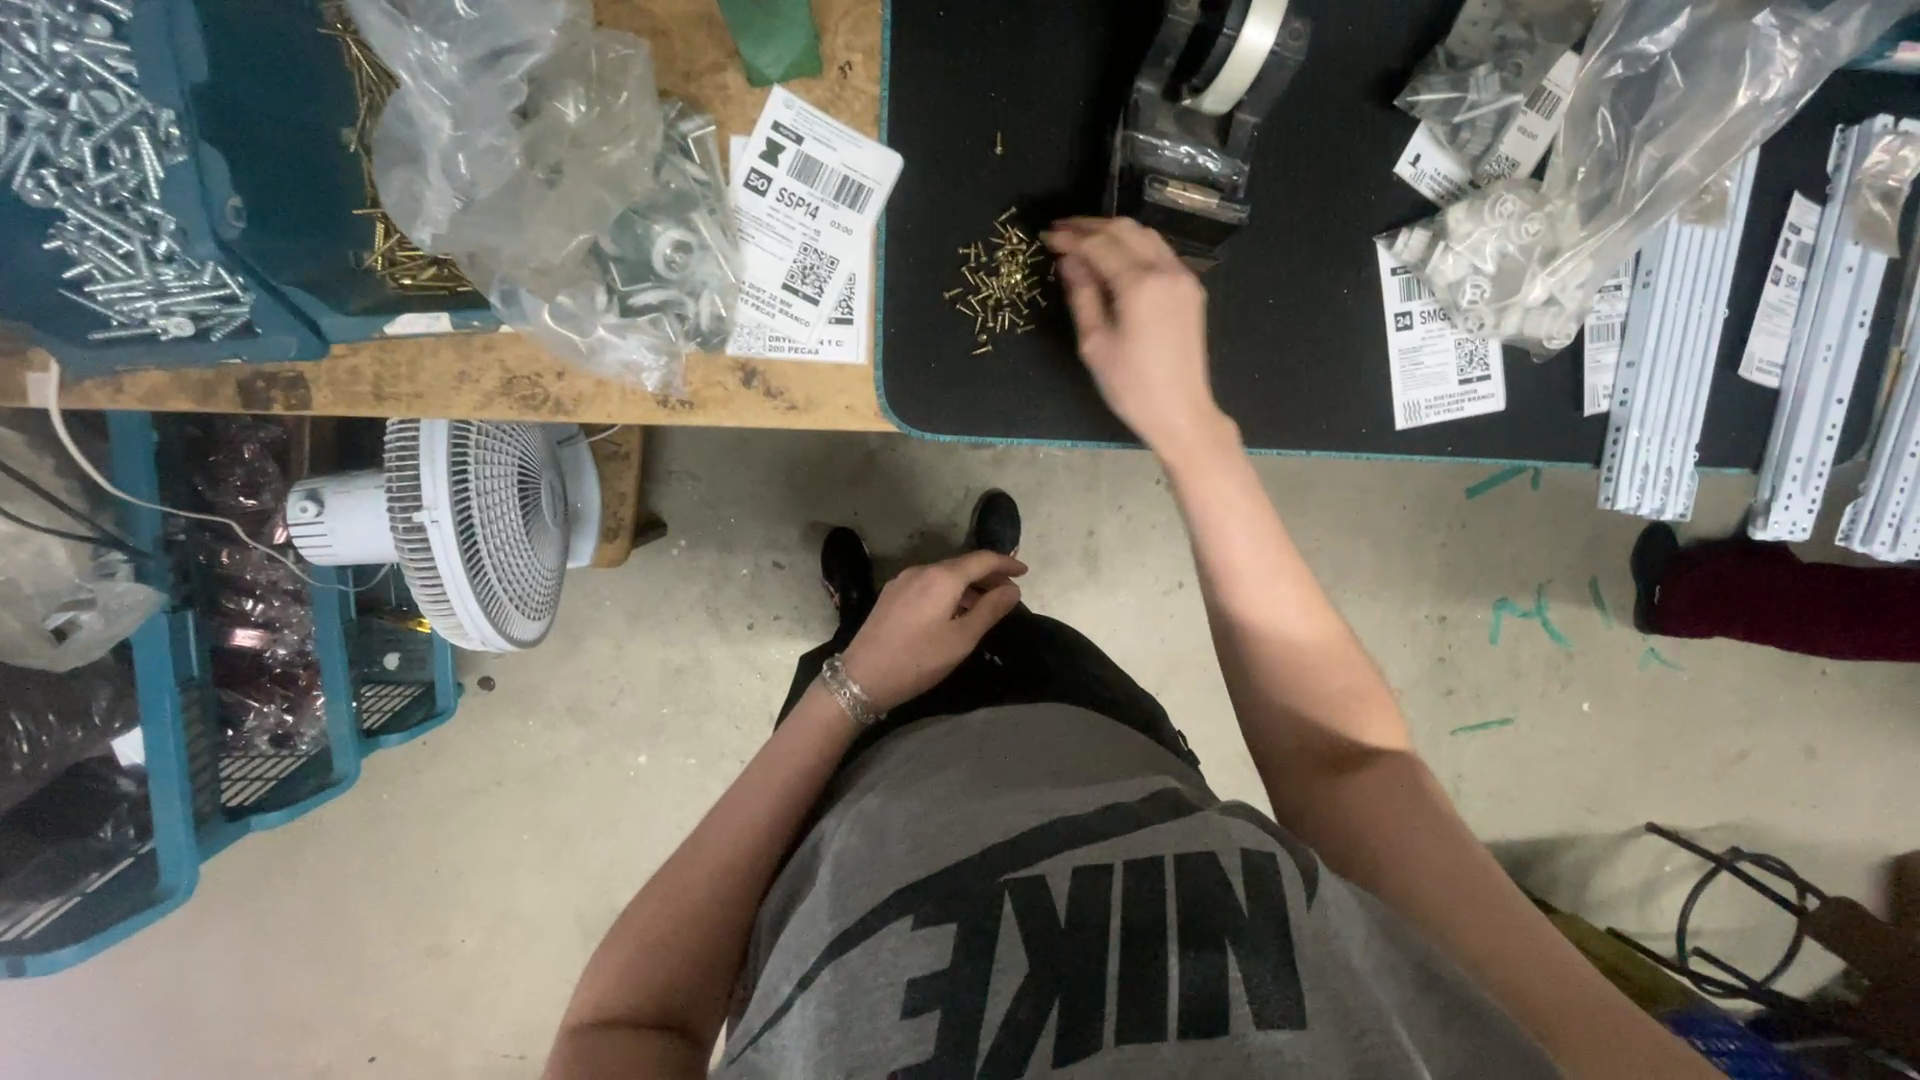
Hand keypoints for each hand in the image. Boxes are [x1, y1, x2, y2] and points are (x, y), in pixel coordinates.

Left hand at [839, 550, 1026, 712]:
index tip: (1025, 572)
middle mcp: (922, 570)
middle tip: (1009, 592)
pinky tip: (954, 610)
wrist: (862, 677)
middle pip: (962, 564)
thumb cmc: (918, 660)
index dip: (1006, 563)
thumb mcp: (962, 639)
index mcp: (942, 577)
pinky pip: (928, 584)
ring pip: (944, 575)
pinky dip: (949, 591)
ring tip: (985, 604)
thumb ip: (990, 610)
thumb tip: (1012, 589)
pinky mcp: (891, 595)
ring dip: (968, 585)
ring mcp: (903, 581)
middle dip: (988, 575)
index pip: (982, 559)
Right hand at [1043, 217, 1234, 457]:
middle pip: (1124, 230)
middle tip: (1061, 231)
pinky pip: (1160, 252)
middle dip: (1090, 226)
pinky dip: (1134, 246)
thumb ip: (1081, 296)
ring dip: (1113, 232)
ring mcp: (1183, 278)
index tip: (1046, 237)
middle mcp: (1165, 271)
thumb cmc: (1131, 386)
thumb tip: (1068, 262)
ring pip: (1146, 235)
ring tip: (1084, 240)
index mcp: (1139, 285)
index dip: (1070, 238)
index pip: (1098, 245)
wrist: (1181, 411)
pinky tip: (1116, 257)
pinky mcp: (1191, 290)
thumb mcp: (1095, 344)